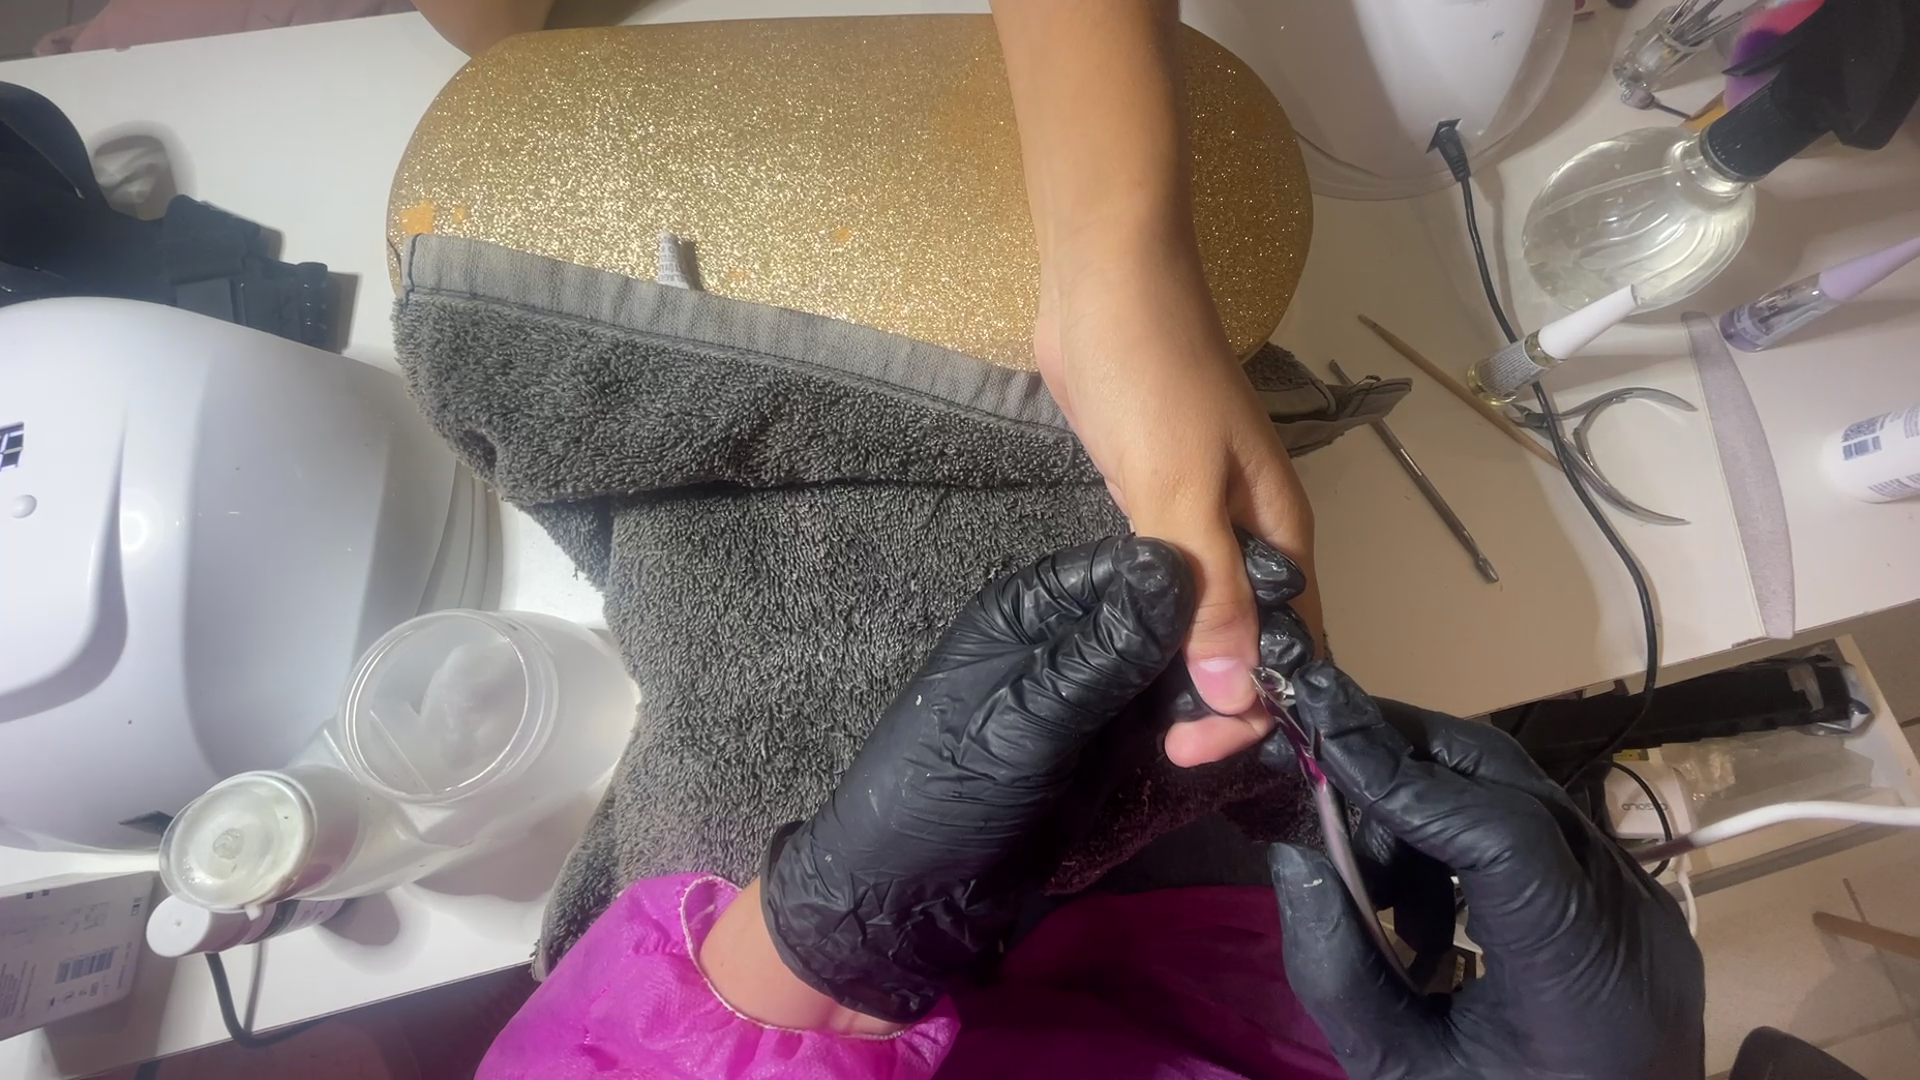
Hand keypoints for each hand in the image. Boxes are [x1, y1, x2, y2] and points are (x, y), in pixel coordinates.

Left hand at [760, 537, 1194, 1021]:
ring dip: (1213, 697)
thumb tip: (1175, 564)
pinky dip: (1200, 726)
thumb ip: (1106, 650)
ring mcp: (1097, 683)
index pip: (1132, 568)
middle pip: (1167, 616)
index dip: (1194, 587)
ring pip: (1180, 667)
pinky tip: (1207, 751)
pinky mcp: (1114, 731)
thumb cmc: (955, 784)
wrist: (923, 884)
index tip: (1248, 626)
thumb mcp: (1031, 716)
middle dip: (1211, 653)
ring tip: (1217, 741)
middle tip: (1239, 705)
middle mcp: (1073, 631)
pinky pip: (1173, 711)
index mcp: (1037, 604)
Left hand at [1037, 251, 1318, 744]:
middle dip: (1222, 697)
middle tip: (1164, 749)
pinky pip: (1170, 579)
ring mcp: (1198, 516)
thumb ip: (1210, 587)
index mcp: (1276, 533)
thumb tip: (1239, 690)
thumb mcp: (1180, 486)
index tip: (1196, 753)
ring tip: (1146, 721)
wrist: (1106, 288)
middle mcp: (1248, 533)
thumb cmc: (1151, 377)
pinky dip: (1158, 620)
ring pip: (1211, 610)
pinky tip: (1131, 649)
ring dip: (1189, 664)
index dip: (1258, 708)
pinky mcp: (1152, 501)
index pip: (1294, 645)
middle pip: (1256, 635)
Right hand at [1269, 661, 1705, 1079]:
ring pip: (1505, 781)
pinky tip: (1411, 896)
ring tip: (1365, 875)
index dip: (1399, 776)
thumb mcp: (1392, 1071)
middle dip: (1395, 745)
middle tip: (1312, 734)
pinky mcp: (1612, 888)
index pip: (1500, 837)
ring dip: (1410, 792)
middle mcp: (1629, 917)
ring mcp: (1631, 895)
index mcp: (1587, 983)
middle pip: (1507, 779)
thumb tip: (1292, 850)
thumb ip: (1332, 965)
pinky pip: (1513, 811)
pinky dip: (1440, 820)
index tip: (1315, 729)